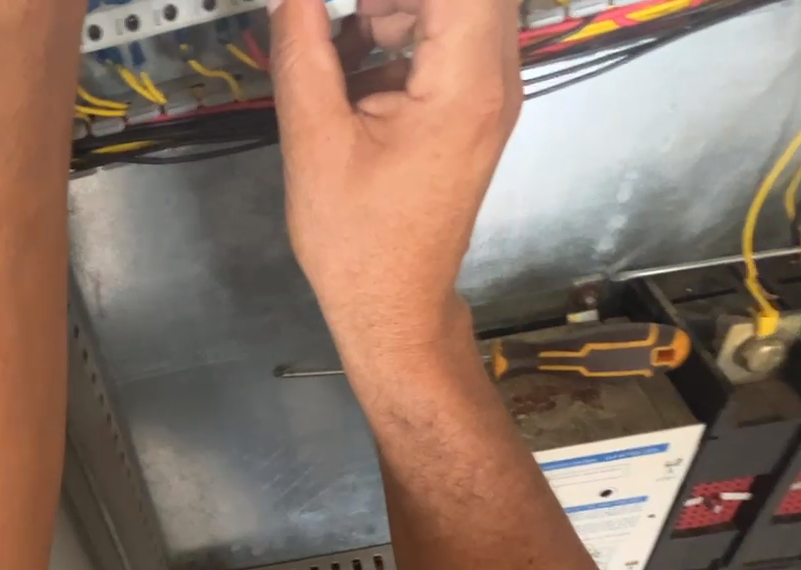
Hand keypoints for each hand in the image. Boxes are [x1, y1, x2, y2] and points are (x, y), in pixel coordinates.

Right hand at [271, 0, 521, 359]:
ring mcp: (491, 96)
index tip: (337, 3)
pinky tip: (356, 82)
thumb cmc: (355, 244)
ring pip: (457, 7)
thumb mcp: (314, 146)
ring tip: (339, 50)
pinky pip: (450, 43)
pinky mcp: (474, 113)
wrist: (391, 308)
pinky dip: (404, 39)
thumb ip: (302, 53)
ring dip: (395, 7)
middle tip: (336, 19)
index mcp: (466, 83)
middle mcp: (497, 78)